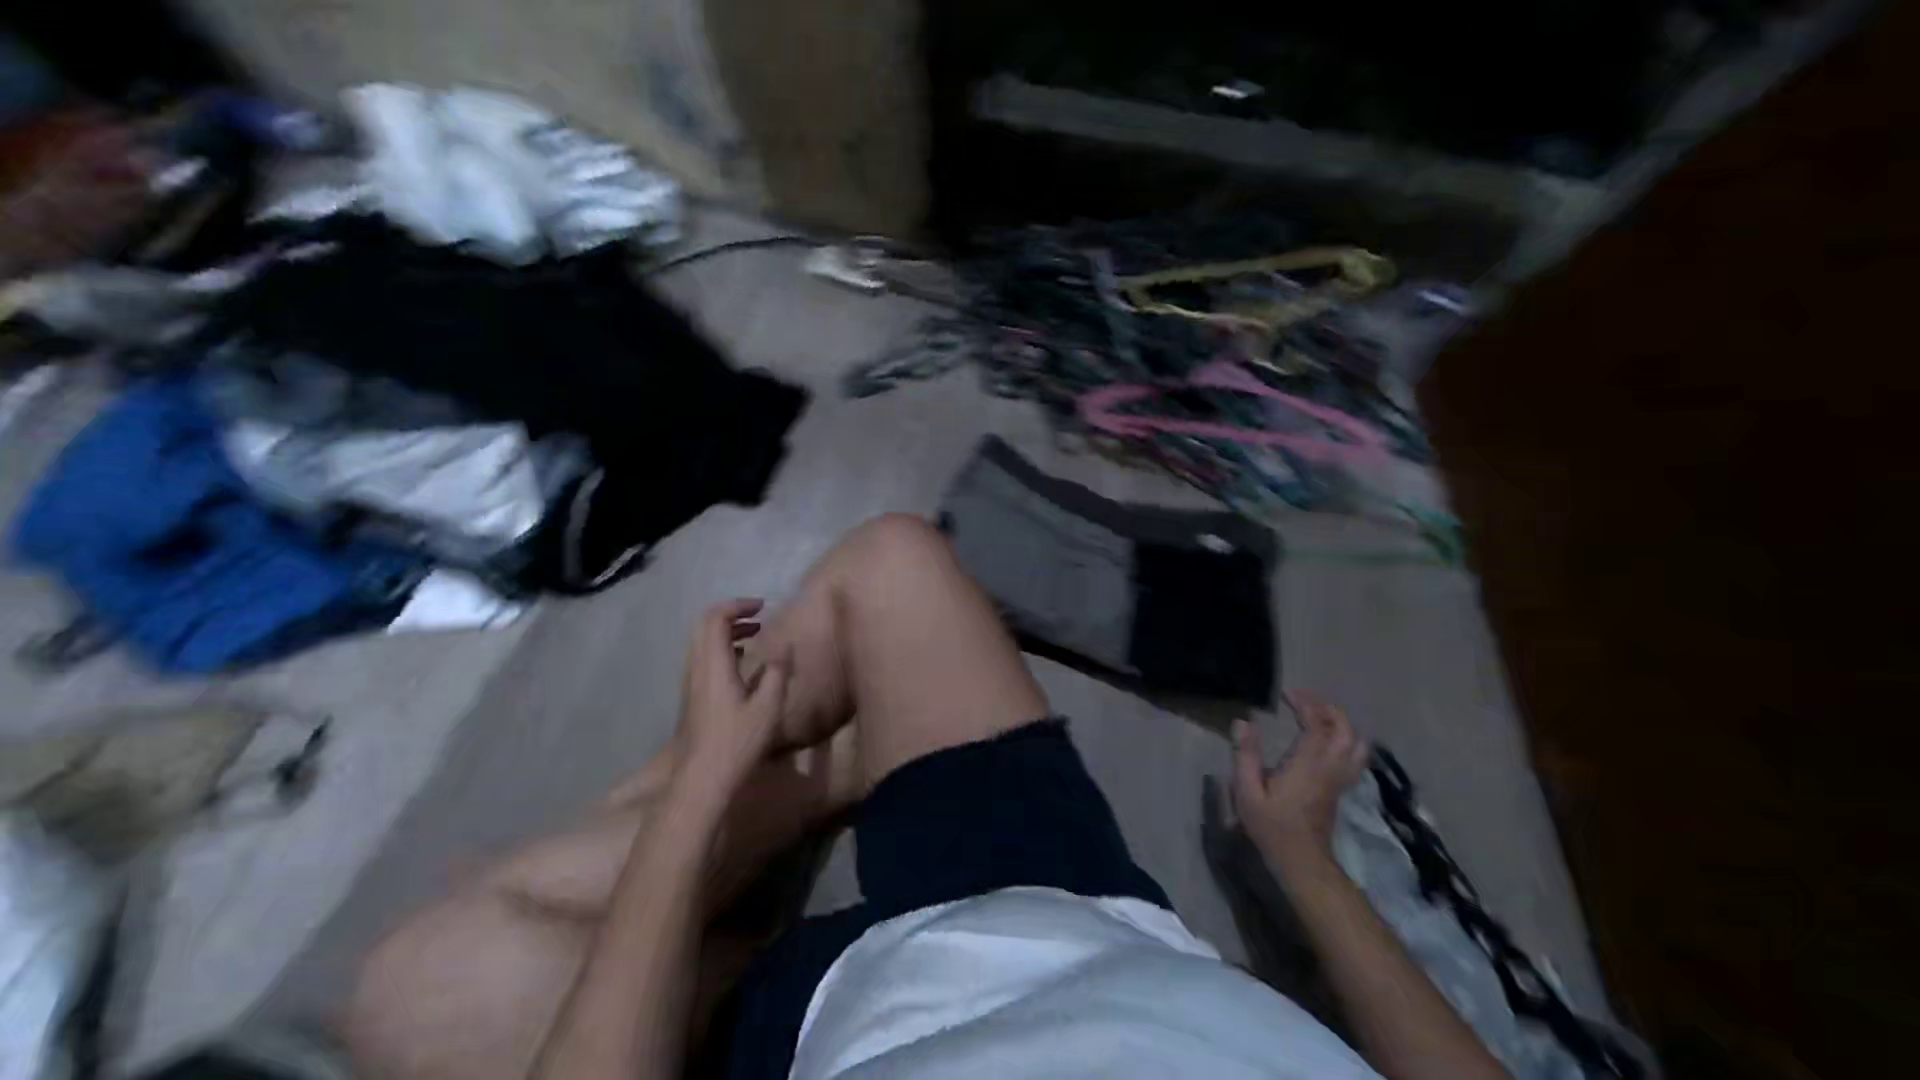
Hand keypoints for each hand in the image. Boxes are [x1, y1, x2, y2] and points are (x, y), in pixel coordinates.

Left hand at [674, 599, 789, 797]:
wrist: (702, 779)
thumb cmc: (738, 742)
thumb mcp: (768, 706)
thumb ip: (777, 671)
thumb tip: (784, 646)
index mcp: (713, 664)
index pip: (716, 617)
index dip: (738, 605)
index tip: (763, 607)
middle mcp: (696, 667)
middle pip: (703, 624)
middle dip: (730, 613)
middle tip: (757, 616)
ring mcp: (691, 682)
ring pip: (701, 641)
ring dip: (725, 631)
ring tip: (754, 635)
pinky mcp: (692, 696)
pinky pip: (703, 657)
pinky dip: (721, 648)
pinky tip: (742, 663)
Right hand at [1231, 691, 1370, 871]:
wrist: (1302, 862)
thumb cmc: (1271, 826)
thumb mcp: (1247, 792)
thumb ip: (1245, 755)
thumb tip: (1243, 722)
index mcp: (1308, 764)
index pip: (1317, 724)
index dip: (1306, 704)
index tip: (1287, 694)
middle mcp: (1330, 768)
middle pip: (1345, 729)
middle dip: (1327, 708)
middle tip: (1303, 701)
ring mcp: (1340, 779)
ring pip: (1356, 743)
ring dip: (1341, 723)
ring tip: (1318, 716)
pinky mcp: (1341, 789)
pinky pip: (1355, 756)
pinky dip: (1346, 739)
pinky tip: (1328, 740)